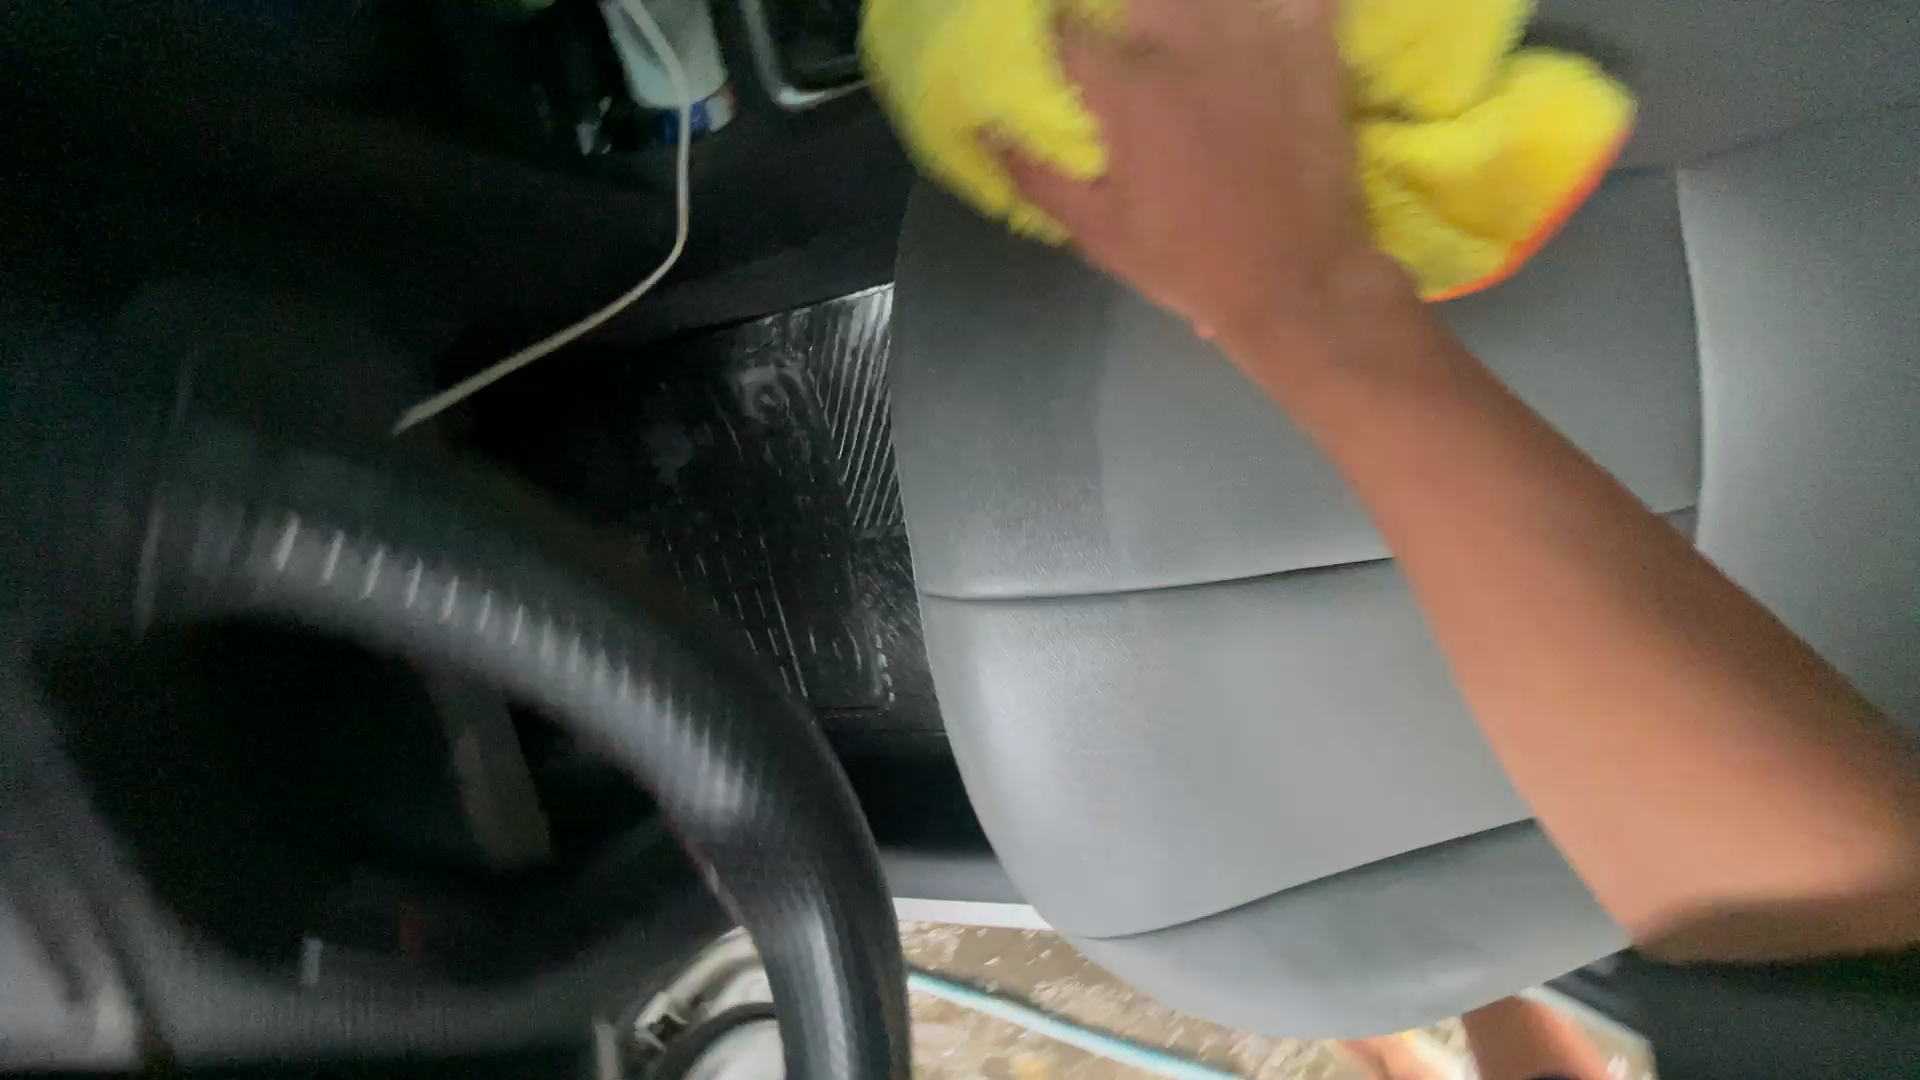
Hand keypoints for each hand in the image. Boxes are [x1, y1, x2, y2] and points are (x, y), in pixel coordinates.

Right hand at [989, 0, 1405, 359]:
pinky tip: (1251, 24)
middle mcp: (1192, 40)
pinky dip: (1271, 4)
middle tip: (1122, 52)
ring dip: (1182, 10)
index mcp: (1132, 89)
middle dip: (1119, 14)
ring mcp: (1260, 31)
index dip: (1056, 39)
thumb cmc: (1186, 262)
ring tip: (1174, 42)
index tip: (1060, 58)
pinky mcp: (1314, 39)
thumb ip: (1037, 176)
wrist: (1291, 279)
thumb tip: (986, 132)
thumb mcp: (1099, 232)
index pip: (1069, 30)